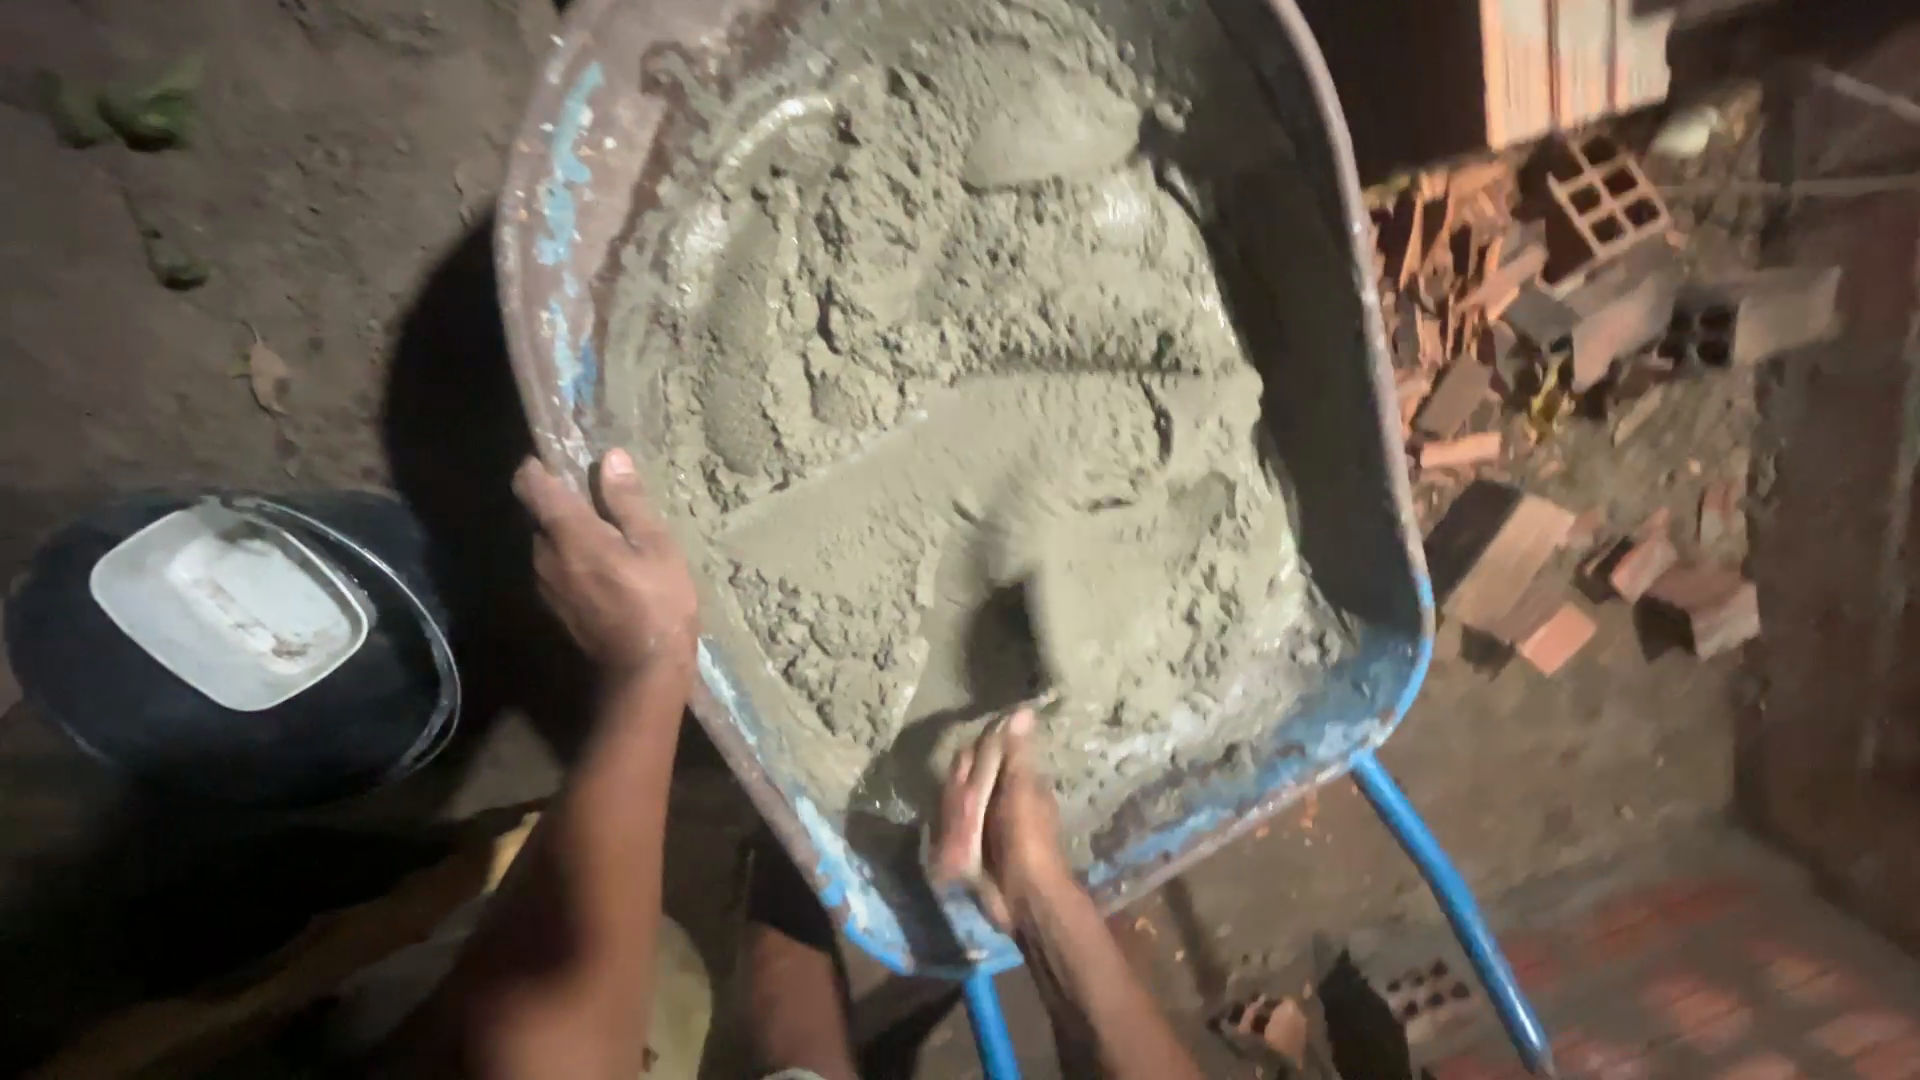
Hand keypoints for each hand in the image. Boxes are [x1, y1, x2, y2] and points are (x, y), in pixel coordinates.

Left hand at [513, 449, 697, 683]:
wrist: (642, 671)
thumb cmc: (658, 602)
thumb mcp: (655, 546)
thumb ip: (628, 502)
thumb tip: (611, 458)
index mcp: (568, 532)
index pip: (530, 483)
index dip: (540, 463)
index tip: (563, 456)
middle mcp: (543, 554)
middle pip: (539, 513)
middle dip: (564, 500)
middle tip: (604, 501)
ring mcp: (544, 584)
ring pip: (548, 543)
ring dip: (571, 533)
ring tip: (612, 537)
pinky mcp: (554, 606)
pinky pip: (556, 568)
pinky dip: (574, 559)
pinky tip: (608, 570)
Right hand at [928, 707, 1071, 927]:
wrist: (1025, 898)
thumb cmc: (1027, 839)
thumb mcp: (1021, 790)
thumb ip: (1015, 753)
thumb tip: (1024, 709)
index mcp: (1015, 781)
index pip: (982, 754)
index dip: (970, 762)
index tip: (963, 776)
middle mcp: (998, 797)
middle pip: (964, 780)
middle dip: (958, 794)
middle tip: (964, 815)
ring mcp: (983, 824)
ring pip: (955, 805)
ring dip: (954, 818)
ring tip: (961, 838)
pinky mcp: (970, 847)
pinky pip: (949, 830)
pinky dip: (947, 836)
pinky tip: (947, 844)